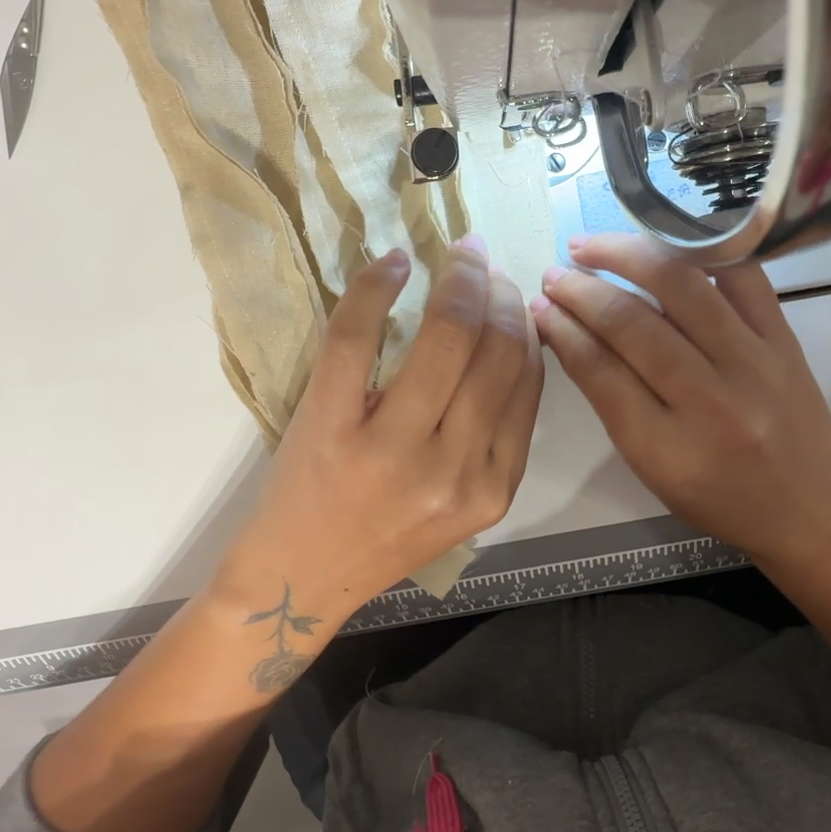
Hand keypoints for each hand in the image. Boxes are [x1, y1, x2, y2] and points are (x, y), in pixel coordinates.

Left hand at [225, 236, 543, 617]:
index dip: (523, 326)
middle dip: (498, 293)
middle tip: (485, 264)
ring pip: (445, 338)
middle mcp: (452, 469)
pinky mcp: (330, 425)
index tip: (513, 297)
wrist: (304, 574)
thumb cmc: (385, 535)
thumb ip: (495, 438)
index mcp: (491, 487)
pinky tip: (394, 264)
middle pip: (495, 352)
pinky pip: (358, 338)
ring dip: (457, 280)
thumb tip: (513, 343)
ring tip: (458, 257)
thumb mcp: (463, 502)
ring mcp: (390, 448)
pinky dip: (377, 287)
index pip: (526, 383)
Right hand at [531, 233, 830, 568]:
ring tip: (591, 246)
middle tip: (555, 274)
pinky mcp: (783, 338)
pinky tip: (662, 241)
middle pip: (633, 325)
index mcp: (667, 447)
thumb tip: (571, 335)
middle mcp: (710, 401)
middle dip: (583, 291)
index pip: (601, 371)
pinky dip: (698, 250)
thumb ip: (612, 402)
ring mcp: (753, 362)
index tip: (539, 306)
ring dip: (628, 256)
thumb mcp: (652, 469)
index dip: (562, 331)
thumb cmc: (719, 498)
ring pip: (682, 288)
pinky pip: (740, 276)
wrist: (810, 508)